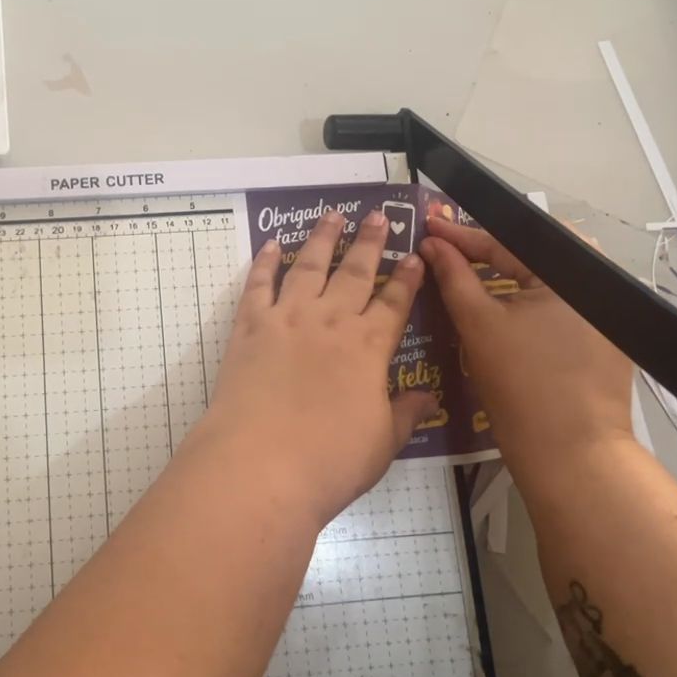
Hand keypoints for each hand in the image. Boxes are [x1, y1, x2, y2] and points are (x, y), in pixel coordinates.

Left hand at [190, 210, 436, 528]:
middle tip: (377, 215)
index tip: (414, 255)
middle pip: (356, 272)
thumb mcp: (382, 444)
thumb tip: (427, 398)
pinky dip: (266, 261)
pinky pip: (259, 283)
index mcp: (369, 348)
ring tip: (332, 214)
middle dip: (370, 242)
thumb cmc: (329, 460)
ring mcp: (288, 318)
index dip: (407, 278)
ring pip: (310, 266)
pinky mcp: (249, 325)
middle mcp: (331, 321)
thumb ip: (404, 415)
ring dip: (323, 238)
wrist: (260, 462)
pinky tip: (274, 245)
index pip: (395, 303)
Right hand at [418, 215, 632, 470]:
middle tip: (448, 245)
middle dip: (489, 247)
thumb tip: (432, 245)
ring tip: (469, 266)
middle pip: (534, 251)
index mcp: (571, 271)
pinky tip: (502, 299)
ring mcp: (608, 311)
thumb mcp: (477, 324)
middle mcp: (600, 282)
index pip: (506, 240)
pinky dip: (528, 296)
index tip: (429, 226)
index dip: (461, 235)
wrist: (571, 454)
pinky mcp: (607, 336)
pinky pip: (561, 300)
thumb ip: (453, 276)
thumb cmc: (521, 385)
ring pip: (548, 276)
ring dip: (508, 271)